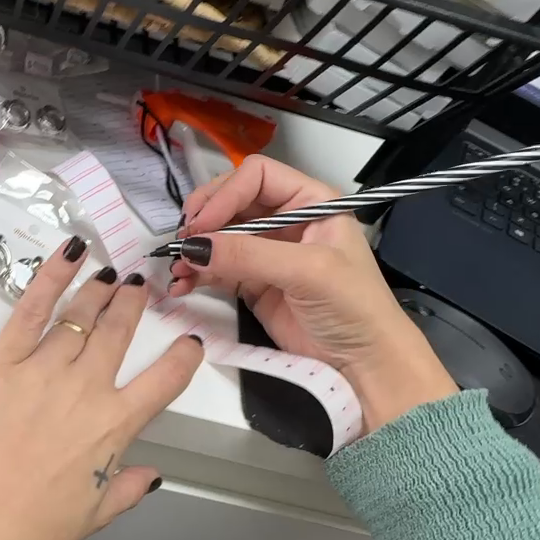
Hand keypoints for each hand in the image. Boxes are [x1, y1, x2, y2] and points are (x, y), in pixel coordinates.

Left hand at [0, 238, 202, 539]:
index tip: (188, 341)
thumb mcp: (98, 513)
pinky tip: (70, 253)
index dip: (183, 355)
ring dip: (100, 290)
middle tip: (139, 287)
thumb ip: (129, 487)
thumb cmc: (40, 524)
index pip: (166, 378)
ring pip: (80, 315)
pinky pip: (31, 310)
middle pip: (119, 331)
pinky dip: (52, 277)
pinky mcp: (3, 361)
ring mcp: (43, 370)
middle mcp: (86, 388)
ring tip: (109, 276)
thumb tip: (151, 473)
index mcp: (117, 425)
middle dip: (134, 304)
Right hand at [167, 155, 456, 429]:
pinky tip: (182, 285)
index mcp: (310, 202)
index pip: (255, 177)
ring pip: (218, 237)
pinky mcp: (251, 284)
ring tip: (178, 269)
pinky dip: (195, 275)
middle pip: (231, 202)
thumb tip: (195, 247)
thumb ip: (250, 255)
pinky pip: (215, 269)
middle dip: (203, 220)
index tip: (201, 226)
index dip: (225, 195)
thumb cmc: (355, 307)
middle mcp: (285, 220)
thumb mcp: (308, 271)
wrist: (361, 361)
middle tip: (183, 242)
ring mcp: (265, 253)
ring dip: (194, 250)